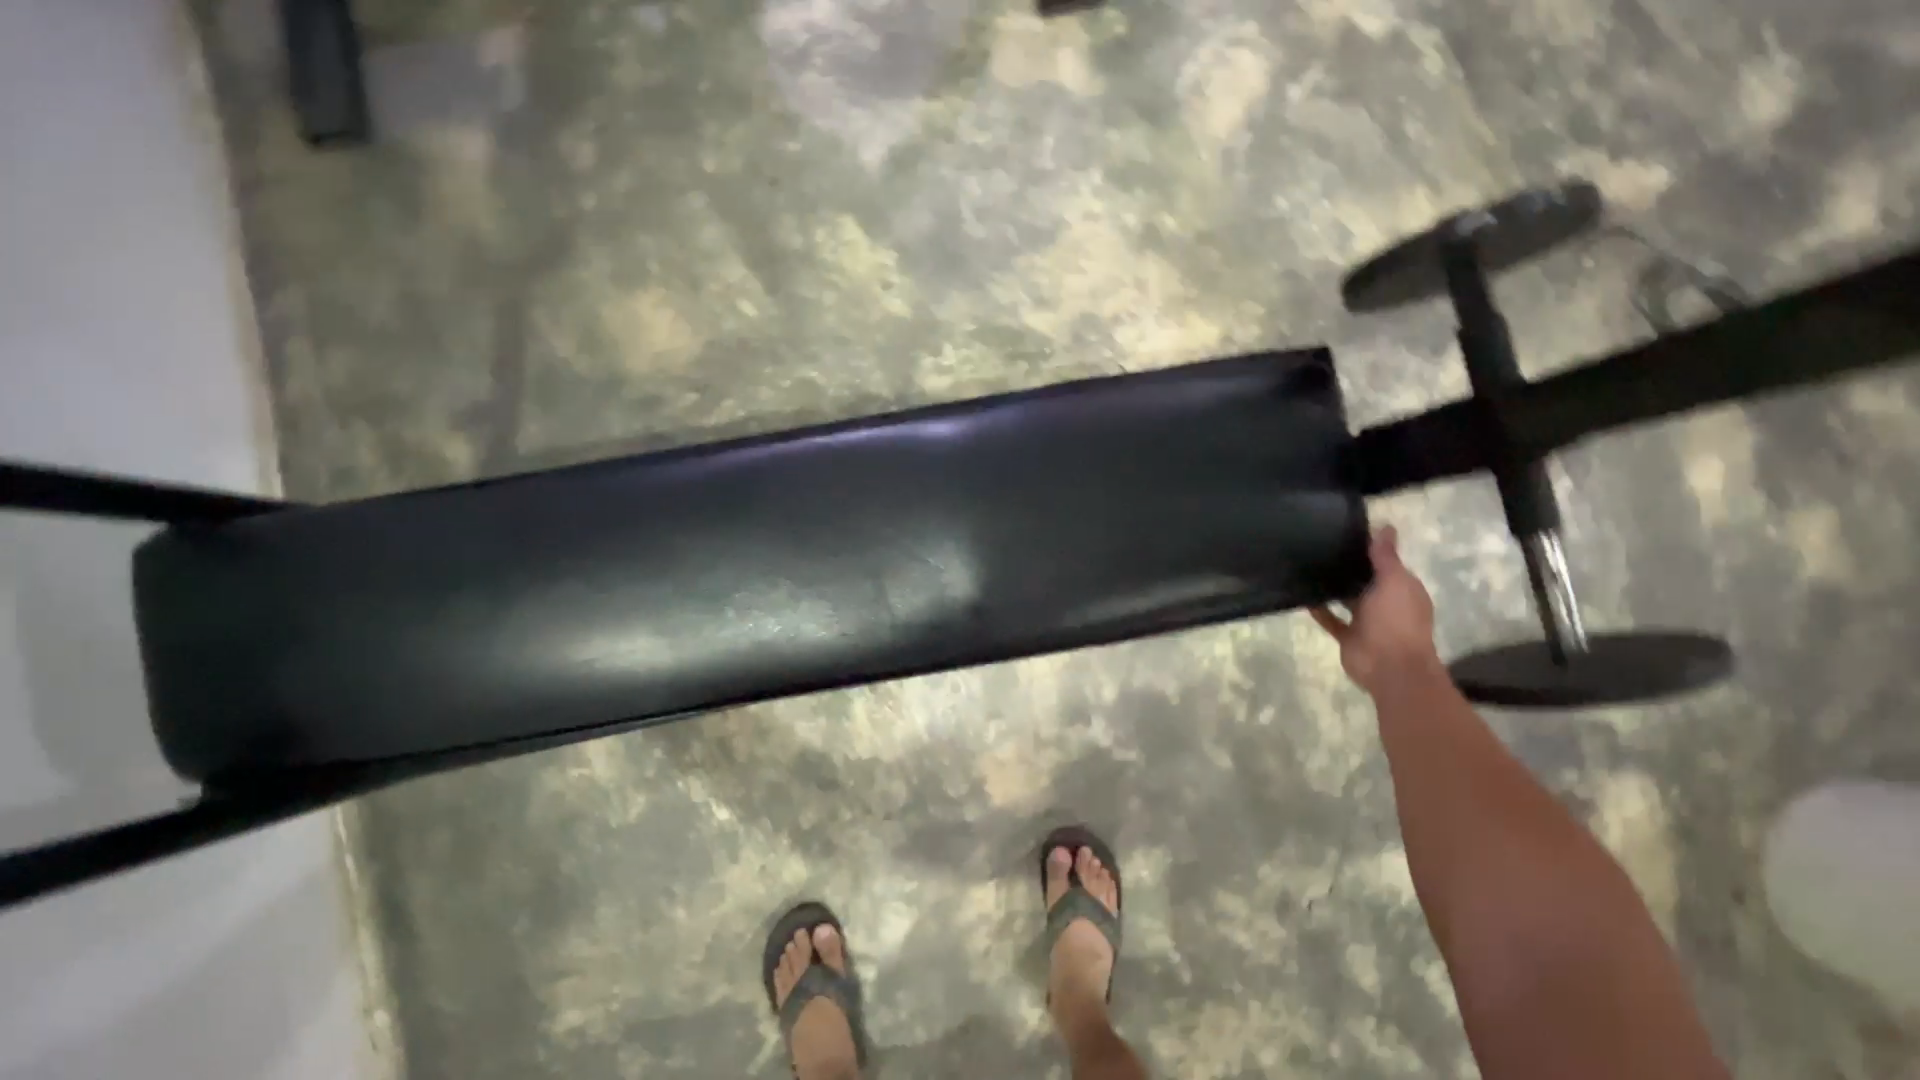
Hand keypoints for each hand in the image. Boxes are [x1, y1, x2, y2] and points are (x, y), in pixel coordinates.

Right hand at [1311, 526, 1442, 693]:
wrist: (1390, 667)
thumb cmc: (1397, 620)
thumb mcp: (1394, 581)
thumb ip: (1386, 556)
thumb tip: (1386, 526)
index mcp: (1403, 589)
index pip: (1387, 565)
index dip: (1371, 551)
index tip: (1347, 533)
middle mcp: (1387, 603)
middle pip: (1366, 581)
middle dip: (1349, 568)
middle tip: (1320, 546)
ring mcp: (1367, 621)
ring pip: (1348, 599)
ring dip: (1333, 587)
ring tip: (1308, 567)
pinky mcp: (1349, 636)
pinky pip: (1332, 619)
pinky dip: (1320, 610)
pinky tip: (1302, 596)